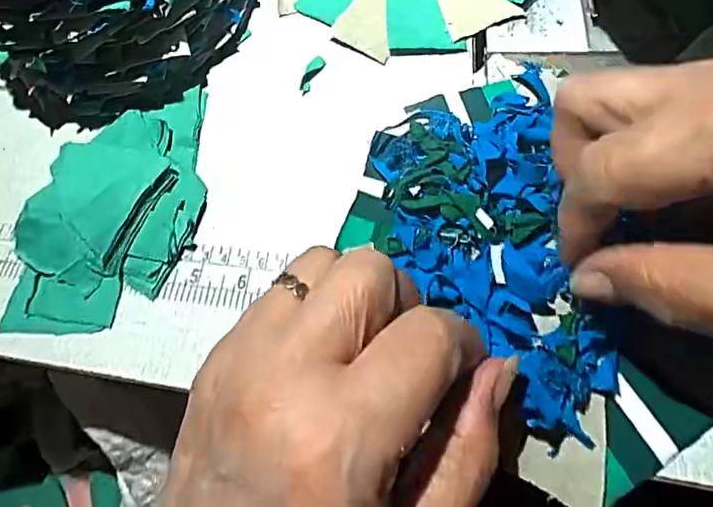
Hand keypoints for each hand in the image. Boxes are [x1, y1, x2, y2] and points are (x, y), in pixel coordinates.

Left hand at [163, 246, 516, 506]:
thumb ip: (469, 451)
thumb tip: (497, 367)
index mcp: (337, 438)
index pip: (430, 333)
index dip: (462, 347)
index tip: (459, 372)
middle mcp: (283, 379)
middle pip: (373, 272)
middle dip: (405, 308)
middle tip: (401, 363)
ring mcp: (239, 360)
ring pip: (325, 262)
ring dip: (355, 297)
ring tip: (356, 354)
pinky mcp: (214, 357)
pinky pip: (282, 287)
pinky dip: (312, 308)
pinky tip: (315, 362)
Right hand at [552, 58, 712, 408]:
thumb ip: (666, 287)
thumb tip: (585, 280)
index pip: (599, 167)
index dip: (577, 229)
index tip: (587, 283)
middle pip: (586, 100)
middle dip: (575, 171)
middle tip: (612, 239)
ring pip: (620, 94)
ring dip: (608, 157)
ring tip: (646, 226)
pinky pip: (662, 104)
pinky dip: (647, 150)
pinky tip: (687, 203)